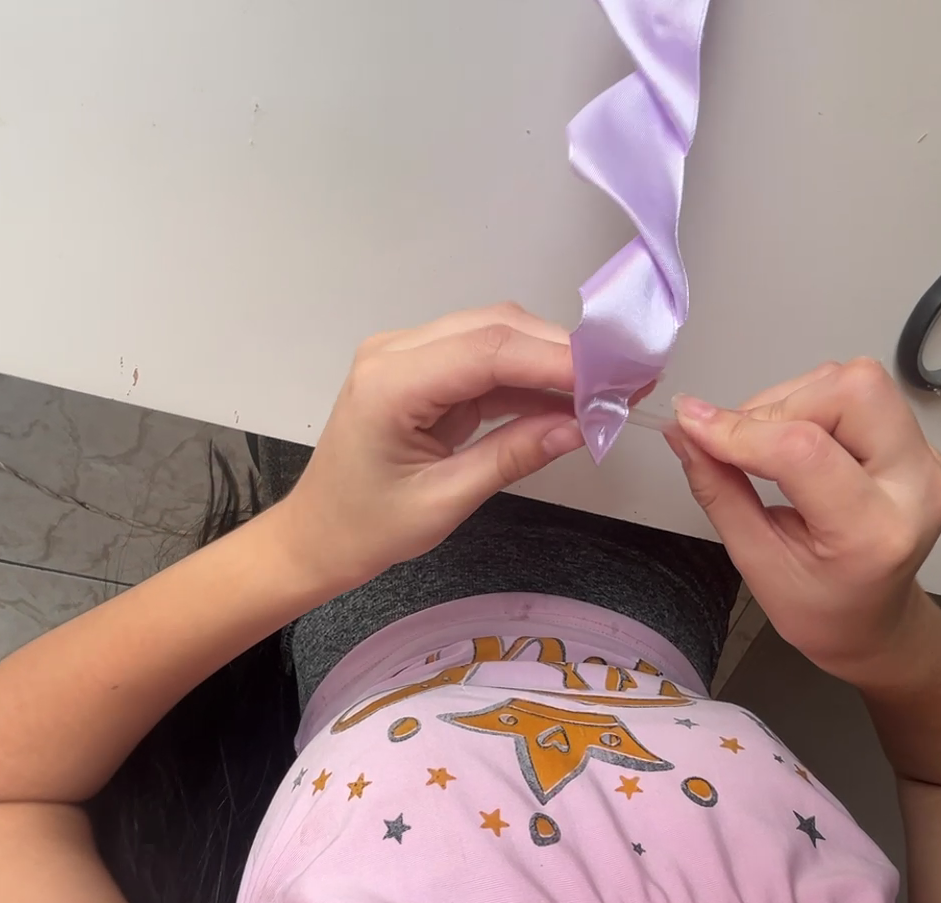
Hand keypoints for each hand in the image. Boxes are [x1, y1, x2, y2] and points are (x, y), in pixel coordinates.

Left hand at [272, 304, 586, 588]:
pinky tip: (565, 399)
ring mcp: (406, 356)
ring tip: (604, 390)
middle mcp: (395, 352)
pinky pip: (482, 362)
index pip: (488, 351)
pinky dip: (526, 378)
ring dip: (549, 360)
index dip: (557, 359)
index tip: (616, 378)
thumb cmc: (368, 529)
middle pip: (494, 329)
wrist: (317, 535)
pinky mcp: (421, 371)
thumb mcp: (444, 500)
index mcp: (391, 384)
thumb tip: (580, 427)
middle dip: (562, 352)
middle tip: (623, 382)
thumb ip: (512, 456)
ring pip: (493, 336)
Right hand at [667, 358, 940, 686]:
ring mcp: (928, 460)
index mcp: (872, 533)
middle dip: (778, 404)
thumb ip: (718, 491)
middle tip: (740, 443)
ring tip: (763, 447)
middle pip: (851, 391)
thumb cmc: (816, 607)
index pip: (802, 452)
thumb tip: (681, 431)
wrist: (875, 623)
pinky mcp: (921, 445)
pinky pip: (862, 396)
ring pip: (856, 382)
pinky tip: (792, 446)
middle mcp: (916, 486)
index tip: (688, 425)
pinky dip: (811, 406)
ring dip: (792, 401)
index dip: (737, 431)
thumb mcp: (755, 561)